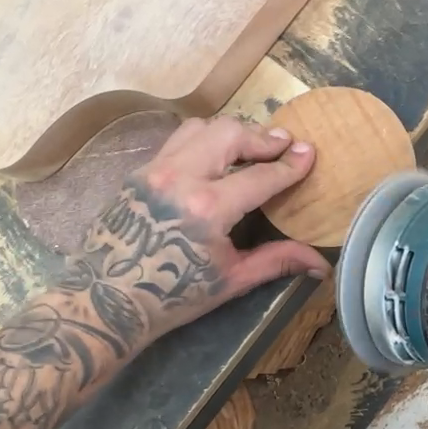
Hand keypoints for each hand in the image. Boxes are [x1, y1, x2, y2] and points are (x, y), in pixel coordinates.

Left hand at [58, 116, 328, 346]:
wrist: (106, 300)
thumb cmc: (173, 296)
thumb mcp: (232, 280)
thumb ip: (277, 261)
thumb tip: (321, 264)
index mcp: (207, 208)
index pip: (260, 175)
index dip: (290, 165)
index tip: (310, 153)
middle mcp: (180, 177)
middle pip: (230, 133)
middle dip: (262, 136)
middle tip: (283, 144)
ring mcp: (155, 169)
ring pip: (201, 128)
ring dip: (232, 132)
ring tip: (251, 146)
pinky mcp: (139, 171)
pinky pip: (178, 140)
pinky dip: (205, 140)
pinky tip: (217, 157)